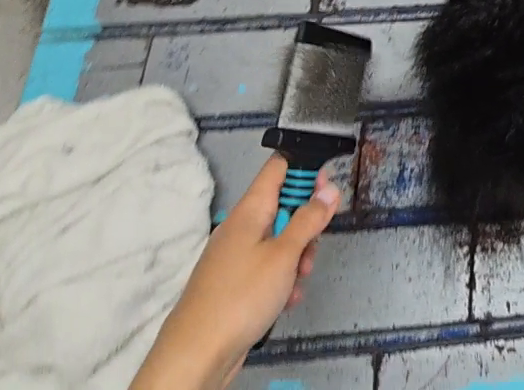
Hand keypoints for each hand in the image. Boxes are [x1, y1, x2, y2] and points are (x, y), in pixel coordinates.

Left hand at [132, 155, 339, 389]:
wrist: (196, 356)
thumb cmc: (242, 297)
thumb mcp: (285, 254)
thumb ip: (310, 218)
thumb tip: (328, 189)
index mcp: (250, 210)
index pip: (279, 167)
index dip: (306, 168)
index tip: (328, 187)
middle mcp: (242, 227)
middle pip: (285, 205)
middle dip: (308, 222)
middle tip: (315, 243)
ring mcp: (236, 256)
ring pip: (280, 239)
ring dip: (299, 254)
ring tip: (300, 278)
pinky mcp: (236, 282)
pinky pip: (269, 266)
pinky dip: (283, 277)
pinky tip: (286, 298)